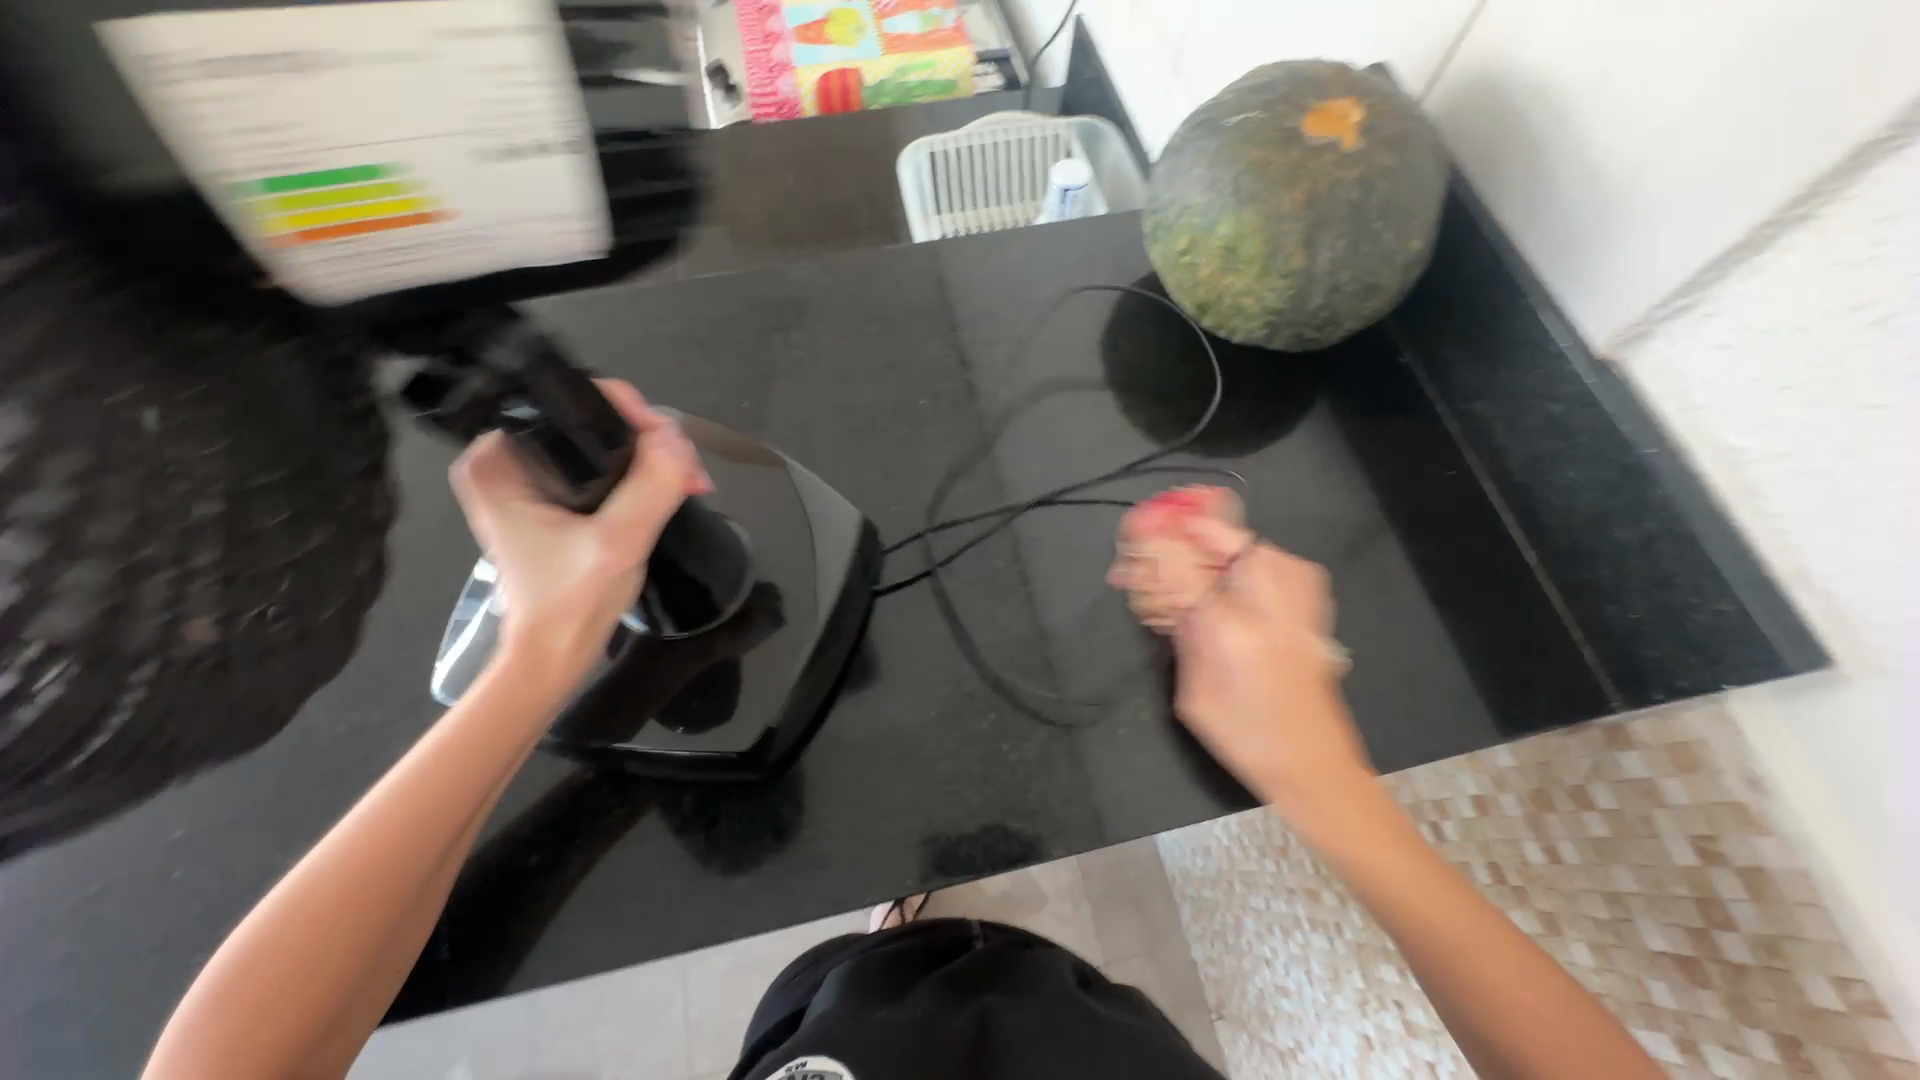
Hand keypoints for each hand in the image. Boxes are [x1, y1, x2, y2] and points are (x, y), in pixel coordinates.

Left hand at [449, 379, 710, 682]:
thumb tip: (679, 437)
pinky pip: (603, 468)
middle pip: (594, 420)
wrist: (553, 657)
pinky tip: (673, 492)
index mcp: (499, 458)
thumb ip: (651, 484)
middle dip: (652, 441)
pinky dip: (641, 478)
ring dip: (654, 460)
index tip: (673, 448)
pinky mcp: (549, 499)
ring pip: (605, 444)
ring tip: (690, 485)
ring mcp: (528, 479)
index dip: (632, 414)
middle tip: (691, 475)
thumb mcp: (617, 542)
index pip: (574, 401)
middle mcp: (505, 458)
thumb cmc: (570, 604)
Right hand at [1171, 519, 1374, 828]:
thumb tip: (1161, 586)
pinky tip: (1226, 583)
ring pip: (1245, 543)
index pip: (1181, 563)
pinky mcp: (1312, 601)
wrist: (1315, 763)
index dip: (1154, 542)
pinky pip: (1268, 560)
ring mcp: (1298, 597)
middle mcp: (1268, 602)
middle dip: (1183, 536)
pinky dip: (1242, 561)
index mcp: (1231, 629)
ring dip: (1212, 548)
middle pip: (1218, 537)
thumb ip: (1180, 632)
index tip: (1135, 533)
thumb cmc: (1245, 738)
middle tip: (1157, 546)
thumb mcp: (1192, 693)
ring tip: (1188, 571)